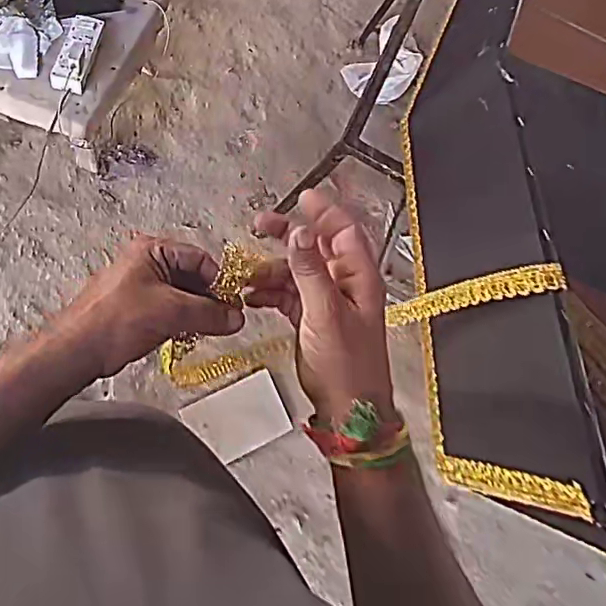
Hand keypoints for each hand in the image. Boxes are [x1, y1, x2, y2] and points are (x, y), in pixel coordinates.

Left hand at [49, 234, 245, 378]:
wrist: (78, 350)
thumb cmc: (111, 321)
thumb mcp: (171, 312)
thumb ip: (209, 313)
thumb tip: (233, 316)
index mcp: (150, 250)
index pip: (199, 258)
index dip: (219, 280)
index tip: (235, 302)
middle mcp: (144, 263)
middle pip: (191, 277)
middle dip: (209, 299)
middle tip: (226, 319)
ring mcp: (139, 286)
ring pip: (181, 295)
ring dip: (196, 313)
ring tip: (206, 329)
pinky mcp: (135, 308)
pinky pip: (168, 310)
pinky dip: (181, 321)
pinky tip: (186, 335)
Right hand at [248, 190, 396, 424]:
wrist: (348, 409)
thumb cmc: (346, 365)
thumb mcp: (325, 313)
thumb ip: (310, 271)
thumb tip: (298, 232)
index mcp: (359, 278)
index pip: (343, 232)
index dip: (324, 212)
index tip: (303, 196)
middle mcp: (344, 285)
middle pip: (314, 248)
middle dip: (287, 236)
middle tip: (260, 224)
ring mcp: (326, 301)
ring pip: (295, 272)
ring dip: (270, 271)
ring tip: (246, 276)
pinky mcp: (310, 317)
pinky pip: (287, 294)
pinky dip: (268, 292)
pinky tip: (251, 297)